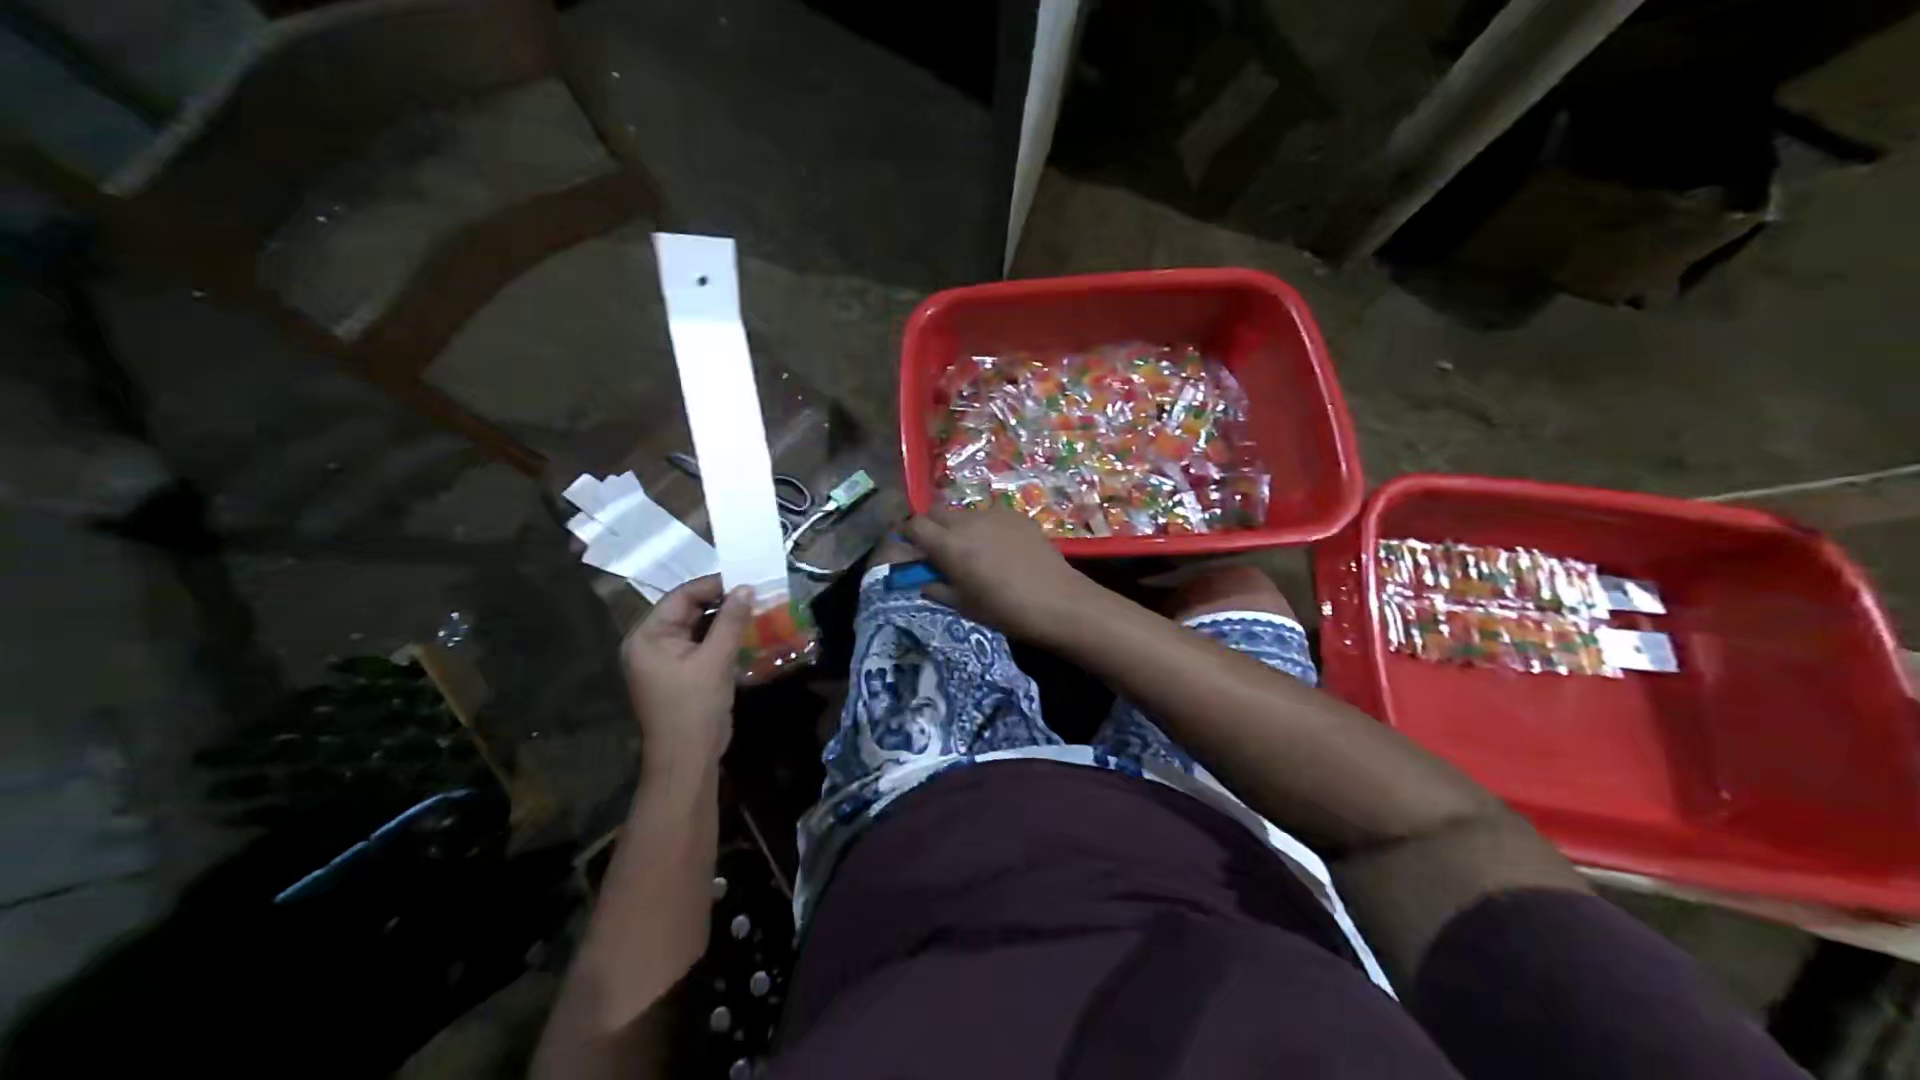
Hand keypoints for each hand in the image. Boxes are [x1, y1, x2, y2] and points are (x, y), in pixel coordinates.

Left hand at [622, 576, 753, 774]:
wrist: (687, 760)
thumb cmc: (694, 708)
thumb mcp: (715, 661)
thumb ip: (731, 622)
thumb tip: (747, 588)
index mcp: (647, 637)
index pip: (681, 597)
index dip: (714, 585)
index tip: (746, 579)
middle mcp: (651, 644)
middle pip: (688, 610)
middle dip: (722, 601)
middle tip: (755, 592)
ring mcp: (665, 660)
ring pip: (698, 627)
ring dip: (725, 619)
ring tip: (756, 608)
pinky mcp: (681, 673)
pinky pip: (702, 645)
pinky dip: (722, 638)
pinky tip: (747, 632)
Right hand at [905, 505, 1098, 642]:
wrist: (1057, 601)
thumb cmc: (1004, 610)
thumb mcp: (963, 605)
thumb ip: (936, 588)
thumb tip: (924, 580)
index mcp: (948, 544)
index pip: (914, 524)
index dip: (909, 536)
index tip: (914, 552)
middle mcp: (967, 522)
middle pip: (937, 513)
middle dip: (933, 529)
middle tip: (941, 553)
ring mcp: (995, 514)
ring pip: (965, 514)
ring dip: (960, 528)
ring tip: (976, 553)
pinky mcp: (1017, 515)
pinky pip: (991, 517)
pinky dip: (987, 529)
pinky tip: (1002, 551)